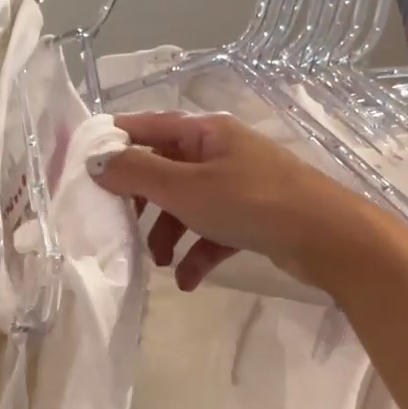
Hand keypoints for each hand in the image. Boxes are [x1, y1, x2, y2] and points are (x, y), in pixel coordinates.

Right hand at [88, 110, 399, 289]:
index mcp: (203, 133)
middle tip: (119, 227)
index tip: (82, 169)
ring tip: (158, 264)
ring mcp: (236, 186)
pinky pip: (210, 234)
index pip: (146, 127)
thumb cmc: (251, 202)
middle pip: (163, 171)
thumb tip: (95, 160)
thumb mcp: (185, 188)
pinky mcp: (250, 218)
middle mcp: (218, 153)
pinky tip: (188, 281)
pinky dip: (195, 255)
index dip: (114, 144)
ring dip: (165, 236)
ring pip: (185, 207)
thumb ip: (137, 174)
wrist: (325, 237)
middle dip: (140, 203)